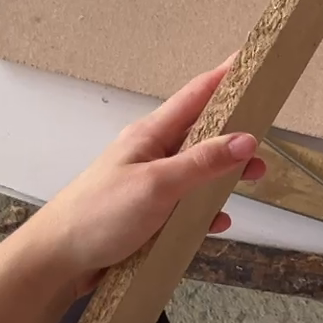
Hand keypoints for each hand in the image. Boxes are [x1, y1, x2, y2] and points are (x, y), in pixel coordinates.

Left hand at [22, 60, 265, 292]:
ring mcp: (150, 182)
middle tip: (264, 135)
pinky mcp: (148, 212)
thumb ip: (202, 163)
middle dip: (235, 131)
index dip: (226, 76)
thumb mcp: (157, 186)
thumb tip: (244, 140)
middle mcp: (152, 153)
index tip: (253, 61)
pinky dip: (205, 209)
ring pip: (198, 170)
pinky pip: (186, 204)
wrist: (58, 260)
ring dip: (225, 173)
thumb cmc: (98, 216)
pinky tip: (216, 221)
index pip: (197, 94)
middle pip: (202, 132)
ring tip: (253, 176)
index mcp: (151, 135)